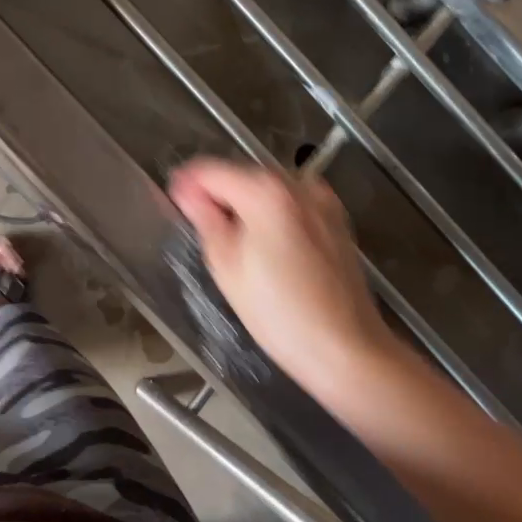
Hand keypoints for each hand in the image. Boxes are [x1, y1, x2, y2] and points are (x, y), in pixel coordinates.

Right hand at [167, 158, 396, 382]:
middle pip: (241, 176)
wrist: (347, 350)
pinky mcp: (336, 221)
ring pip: (267, 191)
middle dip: (217, 195)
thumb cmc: (279, 313)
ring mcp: (321, 201)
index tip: (174, 204)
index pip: (210, 171)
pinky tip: (268, 249)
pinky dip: (273, 216)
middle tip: (200, 230)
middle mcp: (296, 185)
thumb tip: (186, 191)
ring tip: (233, 244)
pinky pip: (291, 205)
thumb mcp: (226, 265)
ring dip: (245, 206)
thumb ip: (203, 218)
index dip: (186, 185)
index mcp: (265, 192)